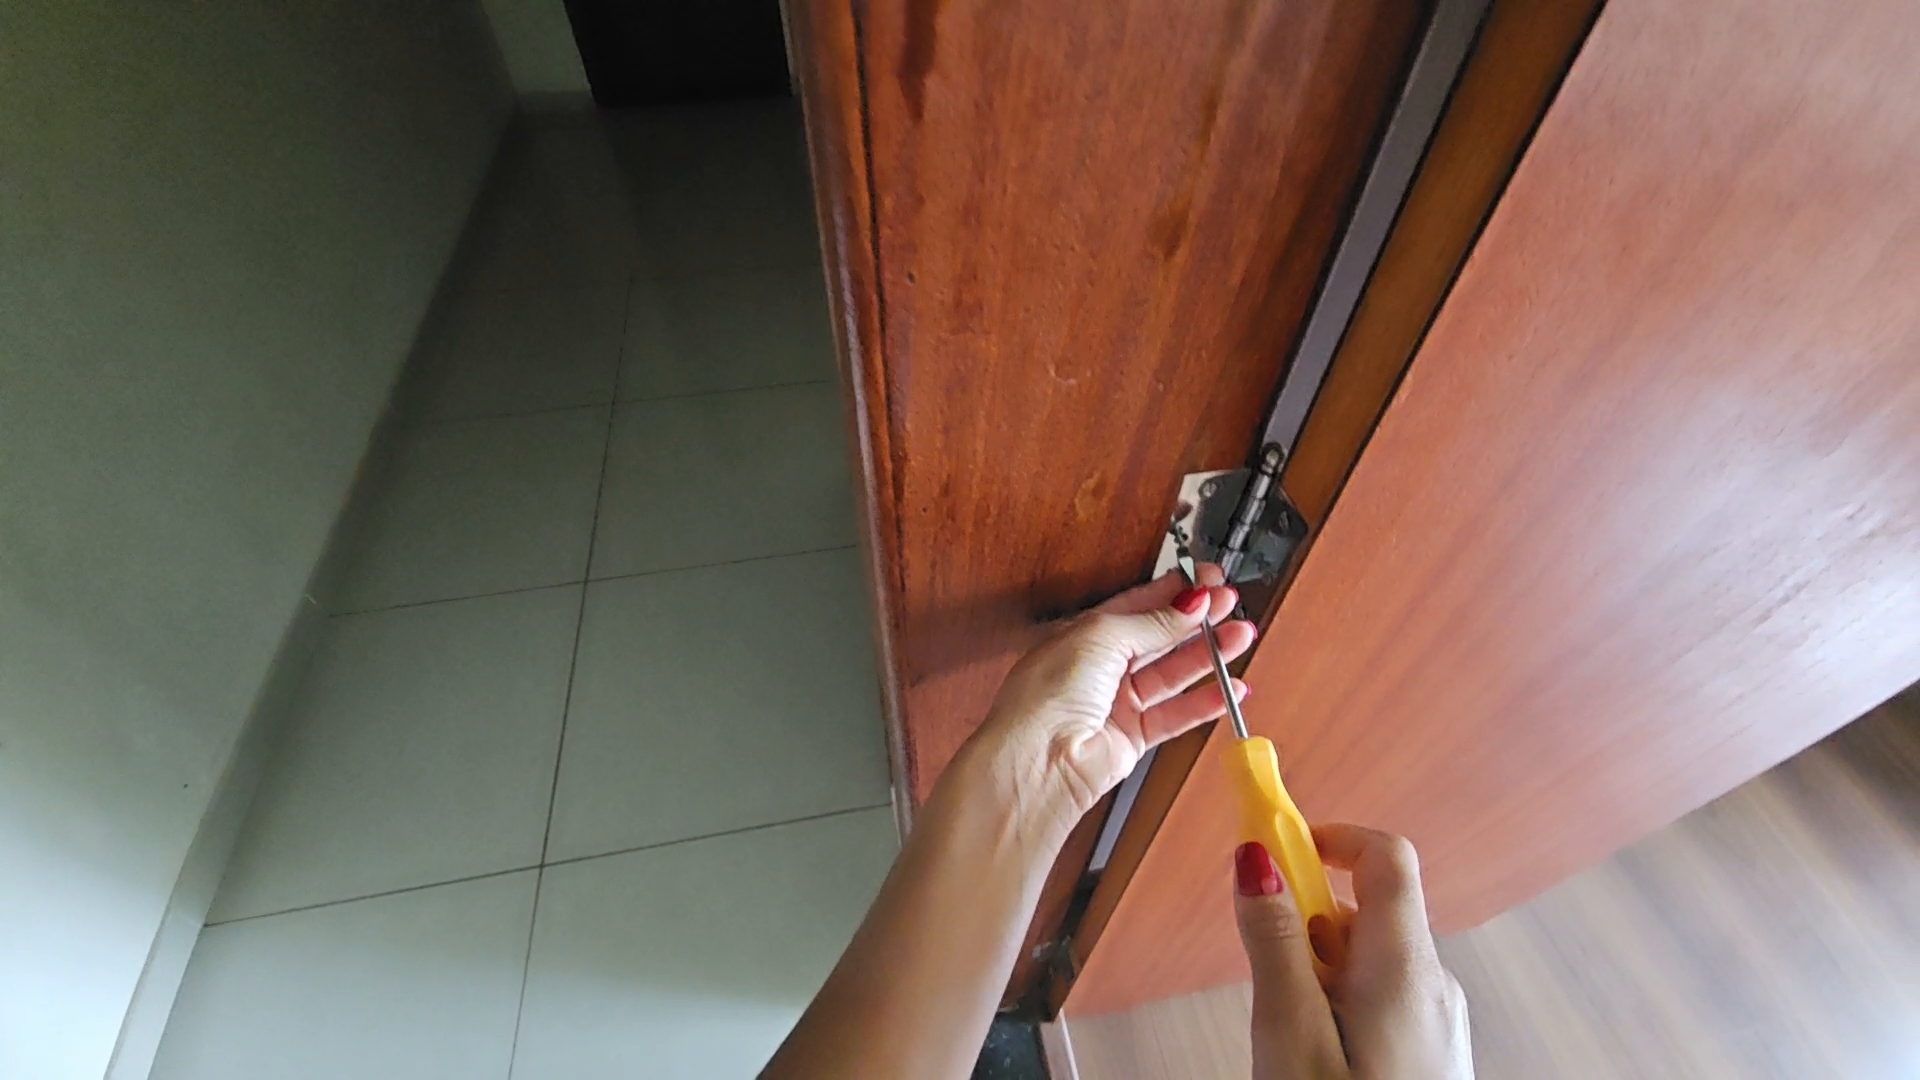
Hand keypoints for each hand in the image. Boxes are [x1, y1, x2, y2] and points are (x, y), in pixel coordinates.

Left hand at [962, 565, 1254, 841]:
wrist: (1039, 759)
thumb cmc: (1048, 694)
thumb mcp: (1102, 638)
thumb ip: (1152, 622)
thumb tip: (1190, 602)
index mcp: (1084, 634)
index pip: (1137, 605)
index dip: (1173, 592)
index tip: (1207, 580)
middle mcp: (1099, 666)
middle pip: (1159, 637)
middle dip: (1197, 620)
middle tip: (1232, 604)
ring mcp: (1115, 702)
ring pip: (1172, 674)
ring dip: (1209, 656)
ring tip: (1241, 636)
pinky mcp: (1130, 738)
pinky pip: (1175, 715)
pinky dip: (1204, 703)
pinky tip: (1230, 689)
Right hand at [1234, 829, 1473, 1079]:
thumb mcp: (1291, 1034)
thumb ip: (1274, 942)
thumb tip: (1255, 857)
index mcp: (1405, 970)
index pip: (1385, 856)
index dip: (1326, 834)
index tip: (1268, 836)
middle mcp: (1431, 982)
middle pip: (1359, 902)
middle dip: (1300, 913)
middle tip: (1264, 960)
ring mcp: (1434, 1016)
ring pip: (1359, 948)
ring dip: (1311, 958)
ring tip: (1289, 1024)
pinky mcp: (1427, 1044)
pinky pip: (1372, 984)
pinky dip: (1332, 990)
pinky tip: (1315, 1044)